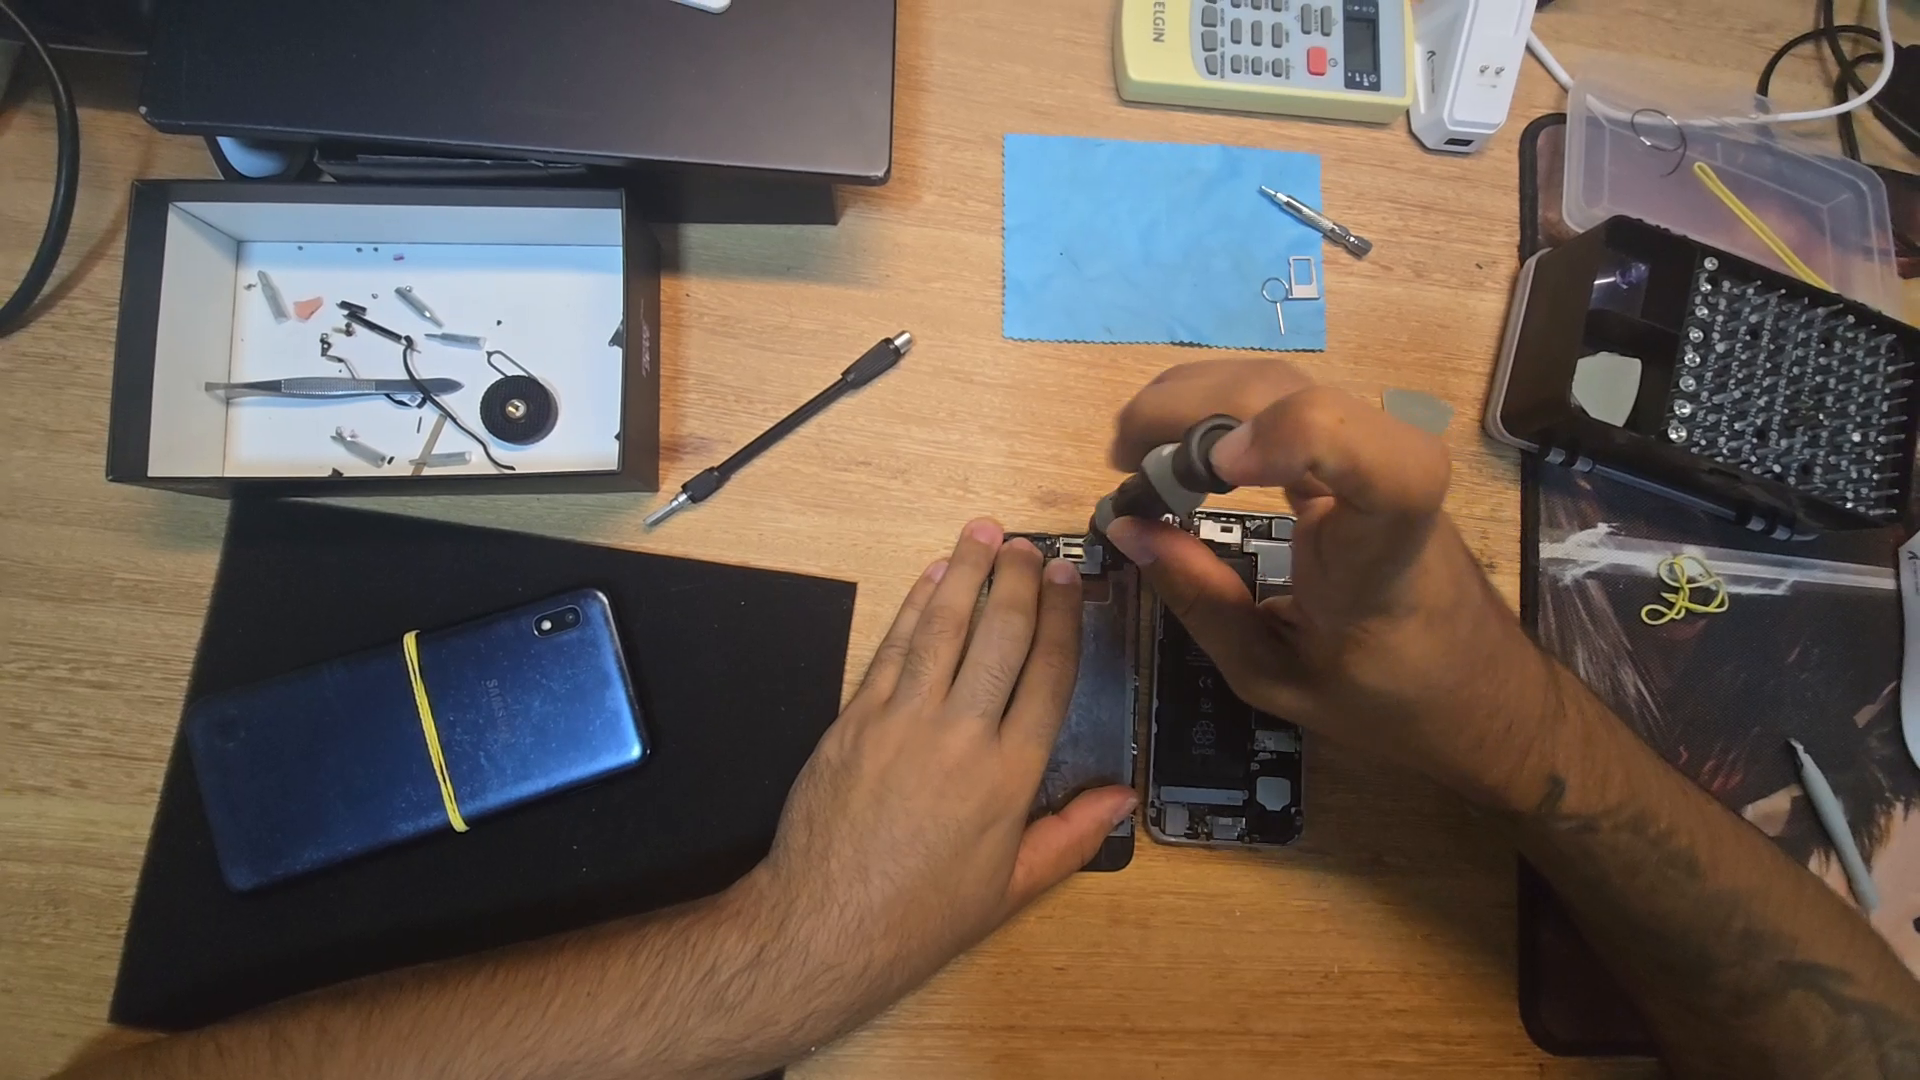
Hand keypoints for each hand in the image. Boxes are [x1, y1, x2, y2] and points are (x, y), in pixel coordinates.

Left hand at [734, 519, 1136, 1030]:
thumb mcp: (1011, 888)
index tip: (1066, 577)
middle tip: (1025, 543)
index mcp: (1010, 776)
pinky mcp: (858, 716)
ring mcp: (904, 719)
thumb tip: (1122, 795)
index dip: (1061, 618)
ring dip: (965, 573)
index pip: (1048, 675)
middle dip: (1016, 580)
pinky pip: (893, 648)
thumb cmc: (923, 914)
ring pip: (944, 628)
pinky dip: (913, 606)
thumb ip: (1071, 836)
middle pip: (1000, 638)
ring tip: (981, 532)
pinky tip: (930, 576)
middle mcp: (962, 734)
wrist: (823, 925)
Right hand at [1105, 360, 1554, 809]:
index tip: (1214, 474)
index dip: (1299, 438)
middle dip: (1189, 405)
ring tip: (1137, 448)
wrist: (1474, 687)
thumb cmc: (1382, 698)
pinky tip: (1178, 443)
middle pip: (1296, 391)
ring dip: (1192, 398)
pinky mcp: (1355, 451)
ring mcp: (1373, 457)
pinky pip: (1279, 399)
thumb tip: (1127, 527)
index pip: (1387, 466)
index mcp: (1383, 560)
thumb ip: (1201, 601)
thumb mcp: (1270, 674)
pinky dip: (1213, 408)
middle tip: (1122, 456)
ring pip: (1281, 380)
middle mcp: (1386, 488)